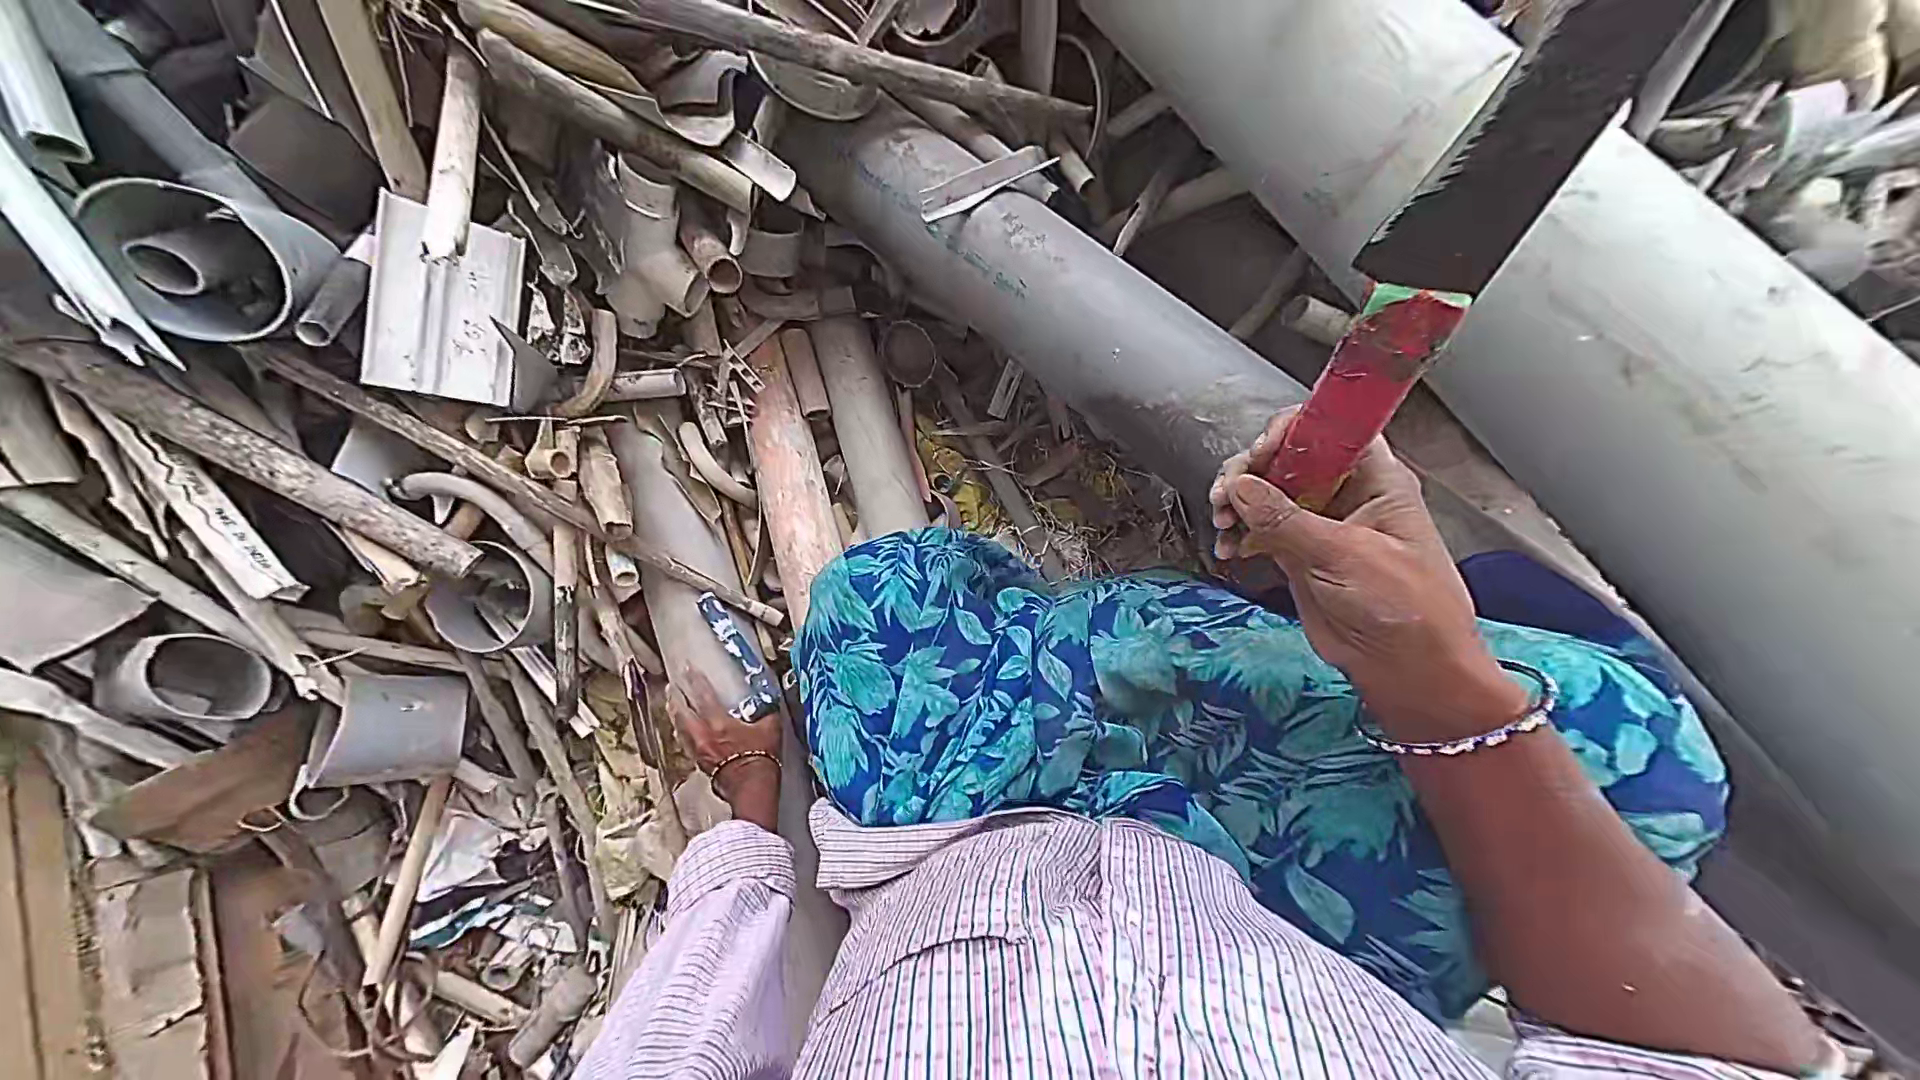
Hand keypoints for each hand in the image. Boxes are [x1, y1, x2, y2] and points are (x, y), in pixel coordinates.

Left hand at [668, 671, 780, 830]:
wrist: (752, 788)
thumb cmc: (761, 757)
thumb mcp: (770, 728)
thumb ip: (766, 712)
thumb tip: (768, 703)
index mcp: (719, 723)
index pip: (703, 696)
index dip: (695, 681)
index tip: (687, 669)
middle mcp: (704, 736)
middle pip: (683, 713)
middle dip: (676, 698)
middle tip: (671, 687)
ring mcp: (699, 751)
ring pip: (681, 729)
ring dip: (675, 716)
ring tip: (672, 707)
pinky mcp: (700, 764)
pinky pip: (686, 744)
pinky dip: (683, 734)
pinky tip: (684, 733)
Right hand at [1209, 409, 1528, 738]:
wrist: (1404, 667)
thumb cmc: (1402, 606)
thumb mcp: (1343, 554)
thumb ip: (1285, 519)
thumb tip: (1239, 487)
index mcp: (1373, 480)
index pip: (1330, 430)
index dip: (1291, 430)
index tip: (1260, 453)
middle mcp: (1342, 494)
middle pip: (1285, 458)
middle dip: (1249, 471)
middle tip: (1226, 497)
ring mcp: (1316, 523)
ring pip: (1264, 492)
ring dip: (1235, 503)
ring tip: (1223, 525)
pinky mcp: (1295, 552)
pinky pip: (1256, 528)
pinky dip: (1236, 534)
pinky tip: (1228, 549)